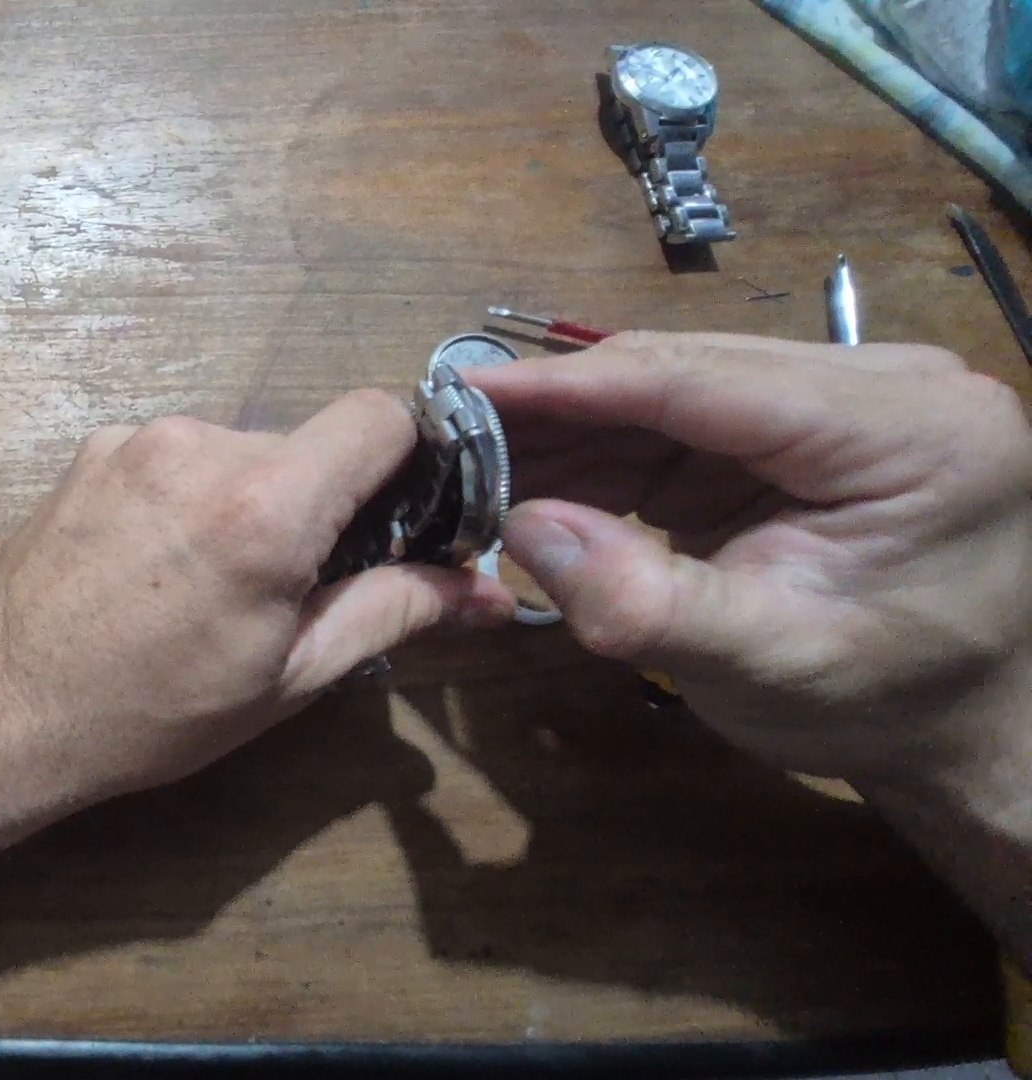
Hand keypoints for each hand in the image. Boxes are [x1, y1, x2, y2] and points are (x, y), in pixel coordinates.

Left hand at [0, 390, 513, 801]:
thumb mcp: (286, 678)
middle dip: (319, 499)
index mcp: (262, 506)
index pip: (379, 416)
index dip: (407, 458)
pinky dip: (190, 492)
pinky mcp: (92, 447)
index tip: (396, 516)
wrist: (1, 704)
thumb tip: (486, 588)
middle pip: (305, 441)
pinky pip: (176, 454)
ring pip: (238, 448)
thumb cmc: (151, 712)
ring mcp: (135, 438)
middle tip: (290, 580)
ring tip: (208, 578)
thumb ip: (392, 612)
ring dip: (250, 498)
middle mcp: (198, 445)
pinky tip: (153, 557)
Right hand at [467, 333, 1031, 799]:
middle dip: (545, 404)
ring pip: (639, 396)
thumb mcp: (765, 664)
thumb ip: (647, 600)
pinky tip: (511, 474)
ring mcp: (806, 409)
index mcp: (903, 429)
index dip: (570, 384)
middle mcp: (863, 391)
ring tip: (460, 456)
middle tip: (441, 428)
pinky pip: (639, 431)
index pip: (700, 381)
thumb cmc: (878, 700)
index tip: (462, 387)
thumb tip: (521, 526)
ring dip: (547, 428)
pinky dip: (569, 455)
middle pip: (664, 372)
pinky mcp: (754, 440)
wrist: (937, 720)